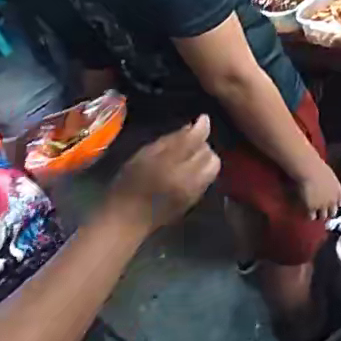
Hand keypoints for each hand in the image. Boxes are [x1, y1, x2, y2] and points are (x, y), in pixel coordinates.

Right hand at [102, 117, 219, 231]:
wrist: (126, 222)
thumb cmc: (127, 185)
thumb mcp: (142, 156)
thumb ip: (168, 141)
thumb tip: (190, 127)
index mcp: (169, 164)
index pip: (194, 140)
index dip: (202, 126)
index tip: (202, 118)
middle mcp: (186, 178)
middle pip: (208, 152)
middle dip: (203, 143)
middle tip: (191, 140)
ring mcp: (193, 191)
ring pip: (213, 166)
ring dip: (206, 156)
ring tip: (192, 155)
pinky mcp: (195, 201)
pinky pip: (209, 179)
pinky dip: (204, 169)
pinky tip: (191, 169)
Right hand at [295, 160, 340, 221]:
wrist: (309, 170)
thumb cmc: (317, 167)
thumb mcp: (330, 175)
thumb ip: (331, 184)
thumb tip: (328, 185)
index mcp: (337, 191)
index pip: (340, 202)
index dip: (335, 203)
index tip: (330, 204)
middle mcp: (332, 200)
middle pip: (332, 213)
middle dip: (328, 212)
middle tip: (321, 211)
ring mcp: (322, 205)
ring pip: (323, 216)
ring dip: (319, 215)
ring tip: (313, 214)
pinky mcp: (312, 208)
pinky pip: (312, 216)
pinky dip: (309, 215)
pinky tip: (306, 212)